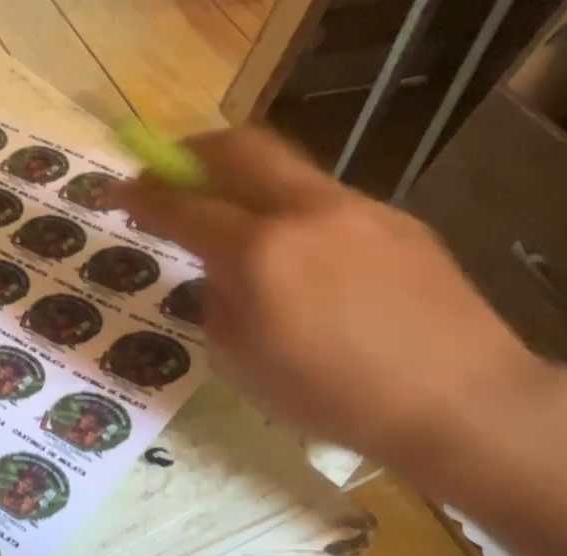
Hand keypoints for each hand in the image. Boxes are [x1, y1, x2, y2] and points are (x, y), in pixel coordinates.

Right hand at [116, 127, 546, 467]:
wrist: (451, 395)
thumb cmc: (324, 394)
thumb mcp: (237, 358)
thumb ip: (218, 301)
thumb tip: (222, 273)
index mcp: (259, 252)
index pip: (186, 208)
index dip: (144, 196)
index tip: (115, 189)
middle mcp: (308, 213)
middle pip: (244, 149)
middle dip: (196, 153)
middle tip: (167, 172)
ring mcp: (359, 210)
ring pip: (287, 175)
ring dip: (246, 186)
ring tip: (230, 226)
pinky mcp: (396, 223)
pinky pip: (324, 206)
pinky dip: (288, 217)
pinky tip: (293, 264)